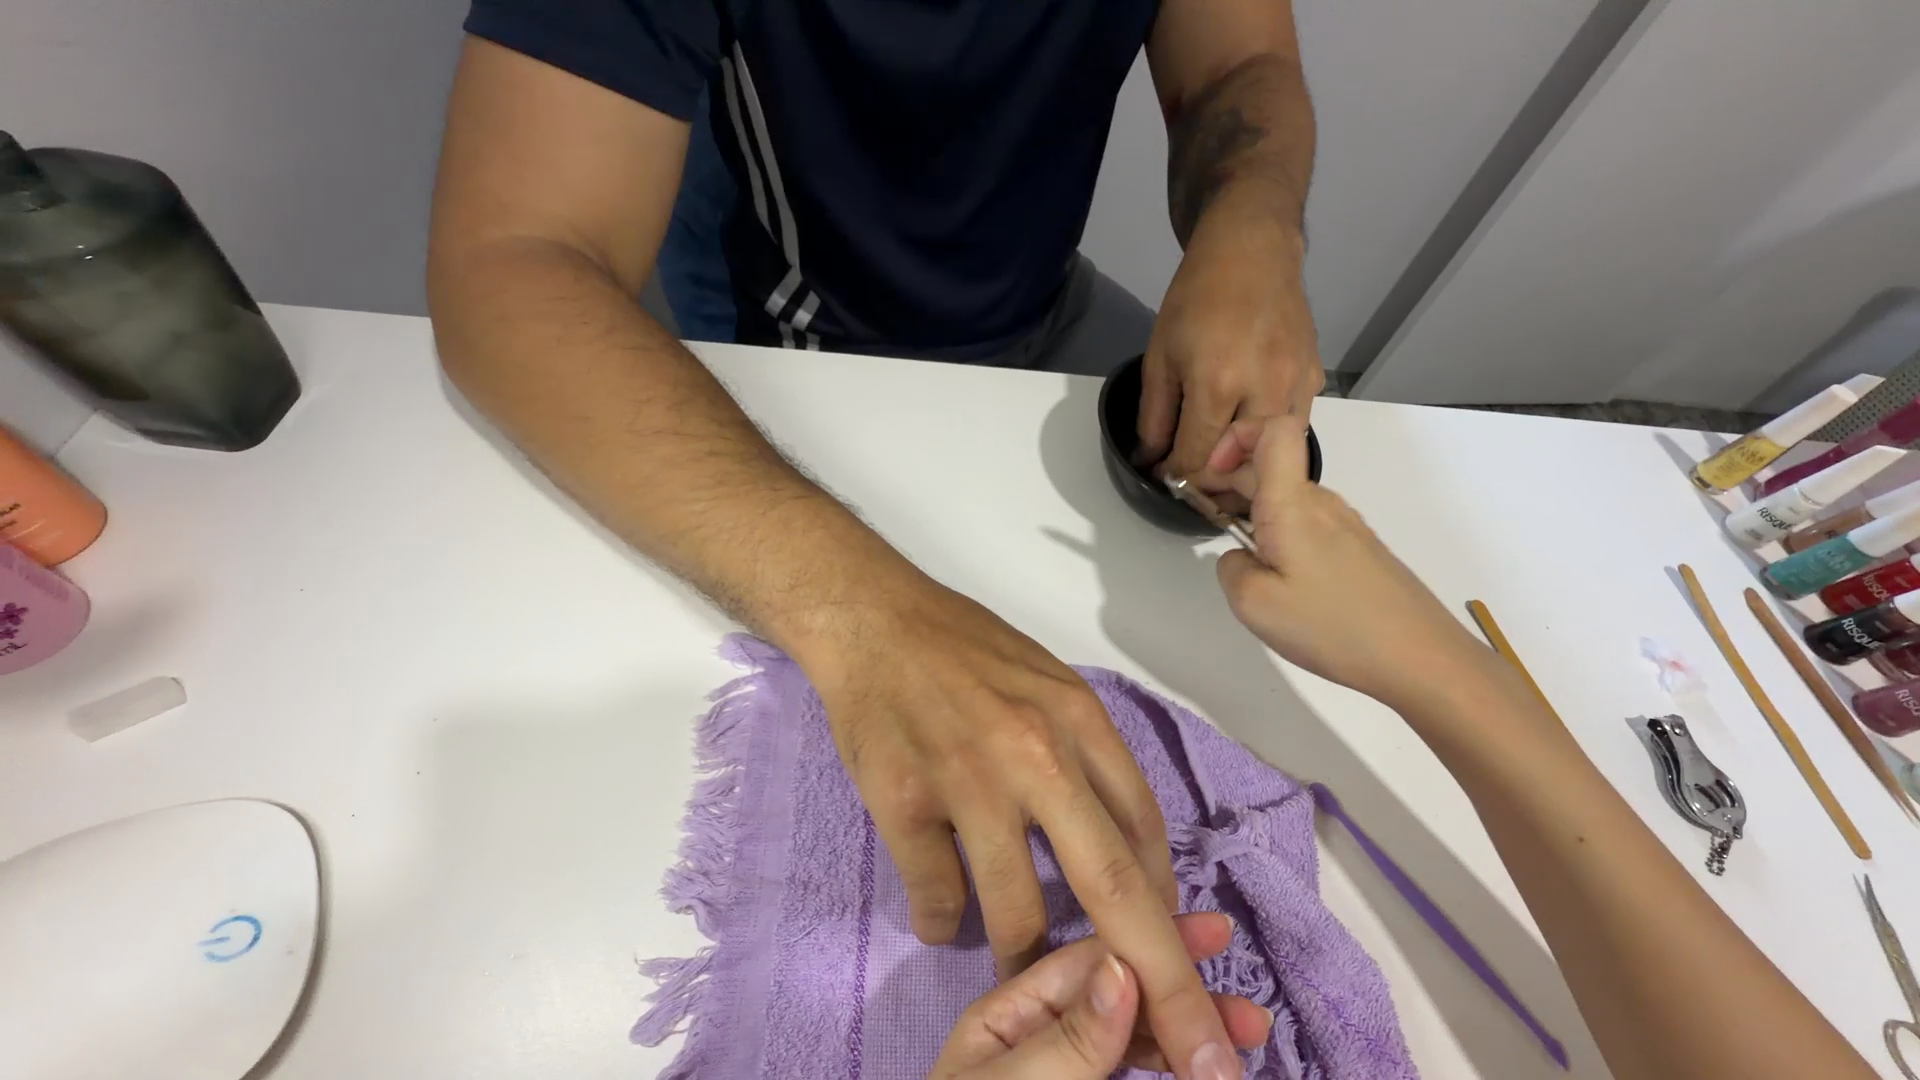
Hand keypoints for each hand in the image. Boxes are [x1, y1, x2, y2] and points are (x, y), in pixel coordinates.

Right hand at [799, 574, 1243, 1078]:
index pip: (1147, 837)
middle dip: (1164, 987)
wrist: (873, 619)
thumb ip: (1092, 761)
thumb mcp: (1051, 684)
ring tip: (1016, 969)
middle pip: (1113, 889)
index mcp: (1080, 720)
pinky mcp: (903, 803)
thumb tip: (1124, 852)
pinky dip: (941, 922)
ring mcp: (967, 781)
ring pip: (1015, 914)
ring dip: (1021, 960)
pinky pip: (934, 898)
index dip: (1169, 914)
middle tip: (1198, 1065)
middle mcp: (1035, 754)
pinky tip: (940, 914)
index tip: (1184, 966)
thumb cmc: (965, 649)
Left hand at [930, 913, 1272, 1078]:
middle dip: (1184, 999)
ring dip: (1185, 1039)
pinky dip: (1163, 1067)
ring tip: (1247, 1038)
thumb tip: (1123, 965)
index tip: (1214, 936)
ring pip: (1134, 1046)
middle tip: (1251, 1015)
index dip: (1150, 946)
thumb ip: (1067, 1039)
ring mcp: (1064, 1076)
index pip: (1089, 965)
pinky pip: (1127, 1074)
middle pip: (1123, 1004)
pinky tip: (1195, 1068)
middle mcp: (1041, 1039)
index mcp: (1012, 1016)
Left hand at [1137, 209, 1322, 490]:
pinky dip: (1266, 443)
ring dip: (1241, 468)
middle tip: (1188, 476)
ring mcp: (1298, 388)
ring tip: (1216, 464)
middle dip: (1207, 481)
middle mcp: (1266, 393)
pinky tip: (1245, 434)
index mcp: (1219, 386)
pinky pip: (1290, 430)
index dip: (1174, 475)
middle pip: (1238, 467)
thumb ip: (1155, 417)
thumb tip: (1152, 459)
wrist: (1252, 251)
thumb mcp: (1160, 357)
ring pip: (1270, 457)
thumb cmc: (1197, 299)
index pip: (1196, 459)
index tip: (1163, 474)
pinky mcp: (1315, 381)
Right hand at [1208, 416, 1501, 708]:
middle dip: (1232, 481)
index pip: (1274, 430)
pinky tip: (1281, 579)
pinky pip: (1309, 524)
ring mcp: (1346, 526)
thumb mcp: (1252, 603)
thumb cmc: (1331, 625)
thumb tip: (1241, 555)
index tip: (1212, 473)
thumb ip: (1230, 567)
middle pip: (1274, 464)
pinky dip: (1282, 535)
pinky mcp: (1359, 550)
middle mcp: (1322, 503)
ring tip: (1245, 561)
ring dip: (1256, 512)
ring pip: (1290, 498)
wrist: (1420, 657)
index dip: (1237, 436)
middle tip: (1209, 522)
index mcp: (1292, 504)